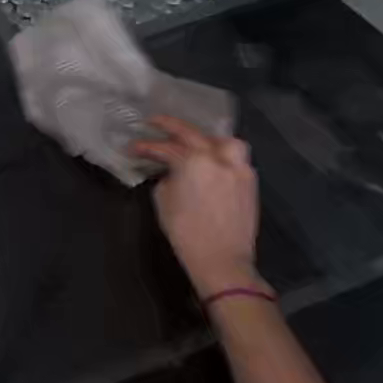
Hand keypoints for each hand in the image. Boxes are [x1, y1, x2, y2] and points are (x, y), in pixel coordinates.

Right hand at [134, 115, 265, 299]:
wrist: (221, 259)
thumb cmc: (185, 230)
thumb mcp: (163, 199)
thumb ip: (167, 176)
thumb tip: (171, 171)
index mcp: (195, 162)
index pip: (166, 147)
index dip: (146, 146)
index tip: (132, 148)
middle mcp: (220, 159)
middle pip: (195, 135)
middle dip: (172, 127)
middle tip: (155, 123)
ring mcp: (239, 170)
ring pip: (226, 142)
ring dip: (207, 138)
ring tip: (193, 143)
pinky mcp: (249, 183)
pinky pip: (236, 159)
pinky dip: (222, 154)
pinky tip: (211, 162)